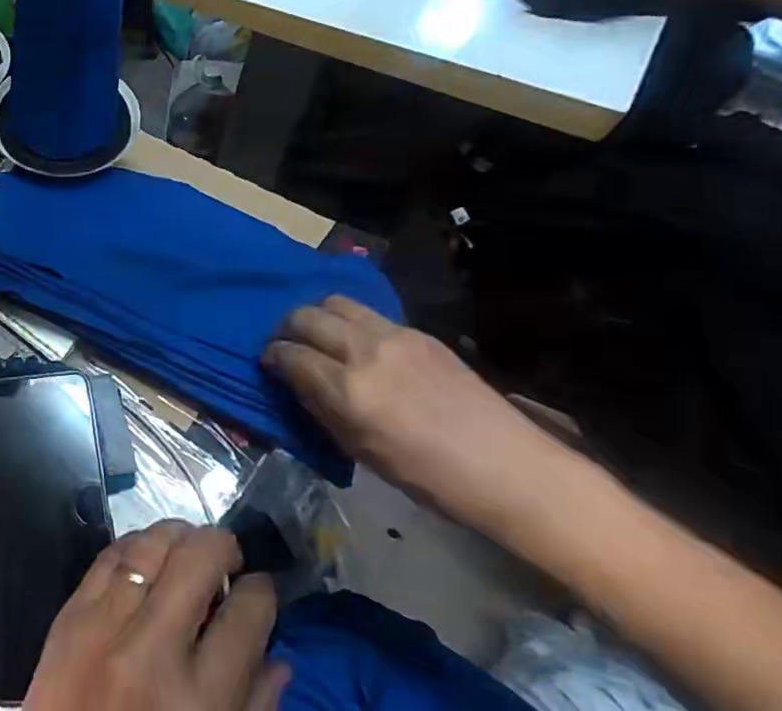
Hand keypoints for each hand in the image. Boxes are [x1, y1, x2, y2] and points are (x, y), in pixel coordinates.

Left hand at [26, 521, 289, 710]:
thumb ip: (254, 706)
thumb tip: (278, 654)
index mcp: (199, 698)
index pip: (247, 616)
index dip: (263, 592)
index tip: (262, 588)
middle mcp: (152, 649)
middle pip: (196, 560)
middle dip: (223, 546)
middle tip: (230, 557)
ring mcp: (104, 624)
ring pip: (149, 545)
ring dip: (178, 535)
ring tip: (191, 546)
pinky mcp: (69, 614)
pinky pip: (108, 556)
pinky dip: (135, 545)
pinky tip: (149, 552)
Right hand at [262, 297, 568, 534]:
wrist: (512, 470)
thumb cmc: (431, 479)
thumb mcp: (362, 453)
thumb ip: (321, 411)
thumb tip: (295, 383)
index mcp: (349, 390)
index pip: (290, 354)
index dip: (271, 357)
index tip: (268, 364)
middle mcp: (365, 351)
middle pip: (306, 317)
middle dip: (286, 329)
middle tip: (287, 347)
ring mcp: (395, 336)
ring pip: (335, 303)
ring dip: (317, 316)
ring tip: (319, 336)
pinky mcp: (419, 333)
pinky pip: (368, 313)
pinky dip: (349, 320)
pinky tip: (355, 342)